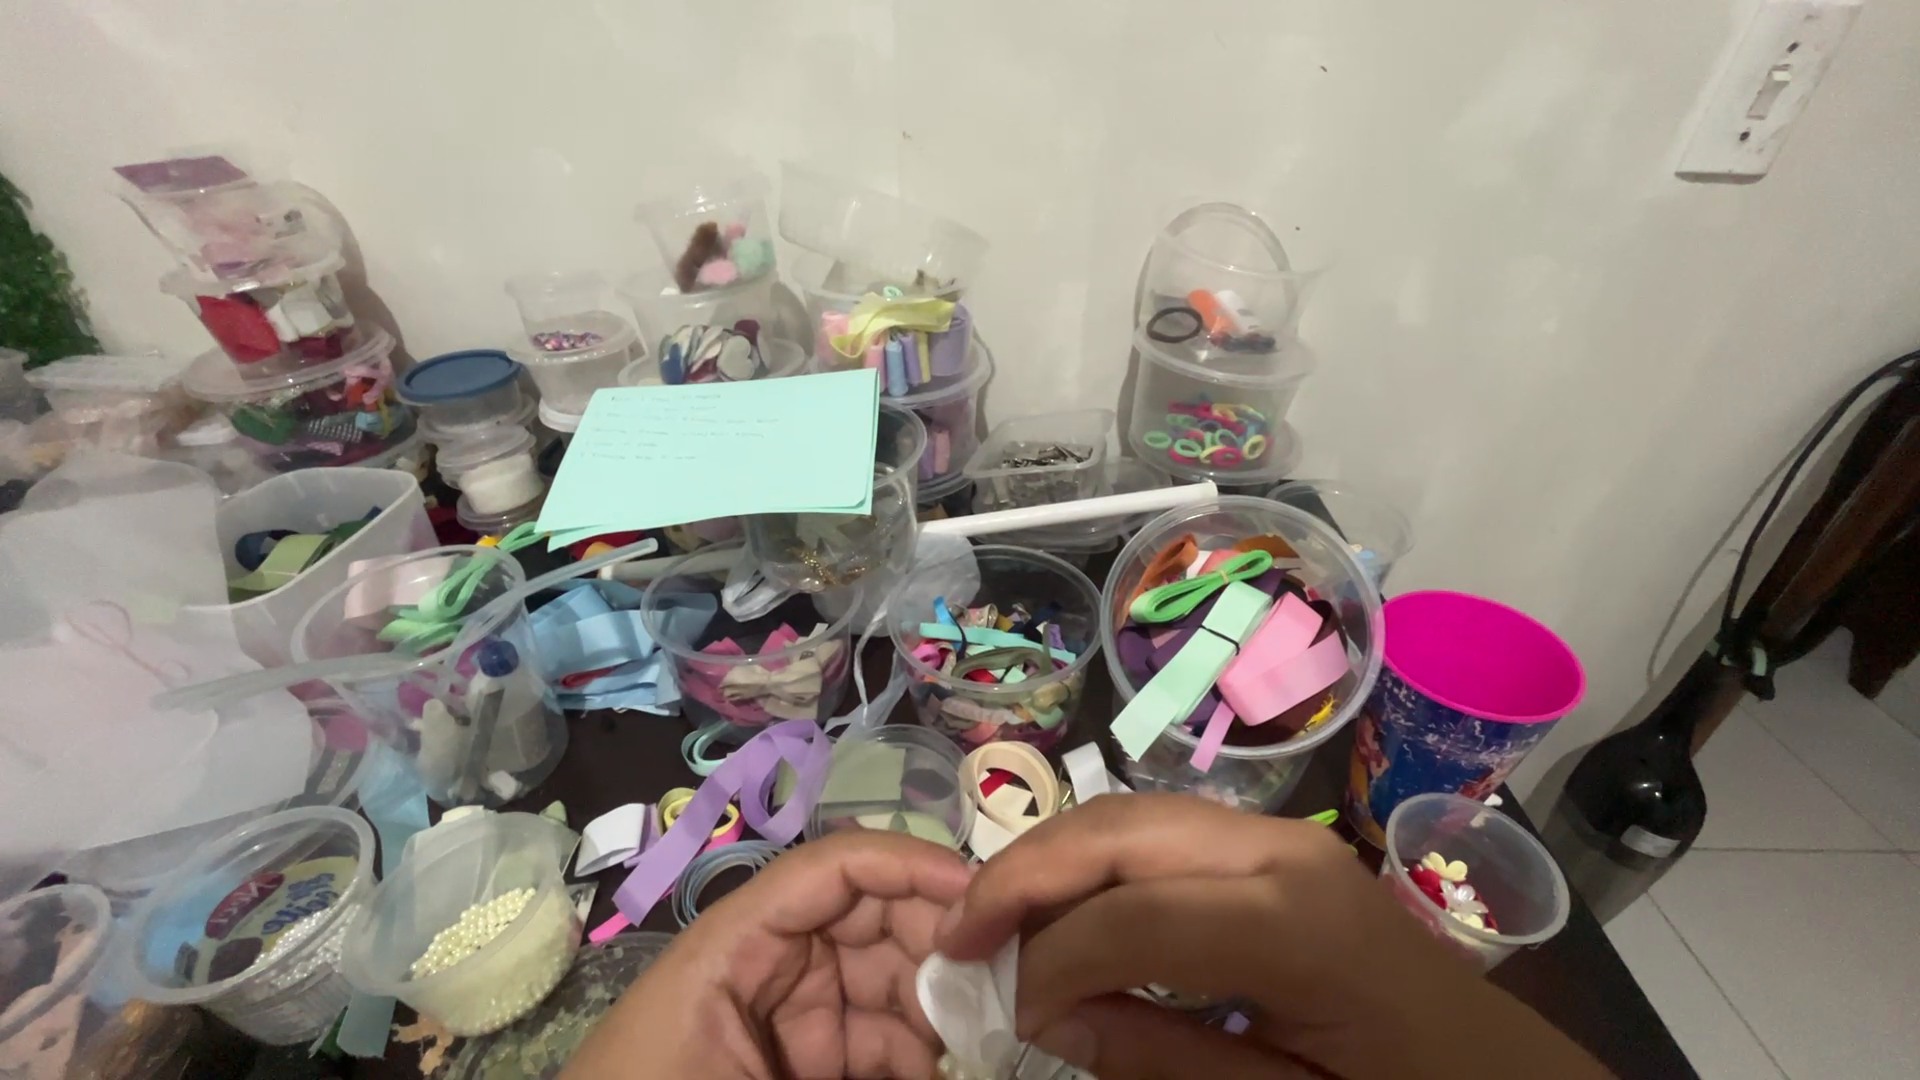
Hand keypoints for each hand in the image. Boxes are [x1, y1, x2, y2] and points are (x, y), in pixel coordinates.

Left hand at [562, 830, 970, 1079]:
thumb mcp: (739, 1075)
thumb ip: (866, 1057)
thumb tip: (943, 1061)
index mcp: (742, 937)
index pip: (836, 866)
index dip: (910, 863)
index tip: (978, 895)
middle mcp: (774, 954)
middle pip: (872, 913)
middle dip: (937, 937)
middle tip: (996, 980)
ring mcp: (791, 1006)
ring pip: (884, 975)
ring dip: (934, 1002)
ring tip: (982, 1032)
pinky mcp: (805, 1053)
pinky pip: (873, 1033)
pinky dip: (912, 1050)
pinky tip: (942, 1067)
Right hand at [935, 794, 1610, 1079]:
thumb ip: (1157, 1058)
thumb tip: (1043, 1010)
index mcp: (1293, 921)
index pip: (1133, 915)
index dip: (1049, 957)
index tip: (998, 1007)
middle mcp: (1275, 848)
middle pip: (1117, 831)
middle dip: (1023, 872)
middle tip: (957, 929)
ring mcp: (1272, 835)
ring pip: (1126, 815)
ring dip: (1050, 857)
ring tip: (993, 913)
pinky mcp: (1266, 844)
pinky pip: (1153, 833)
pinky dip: (1091, 860)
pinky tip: (1061, 902)